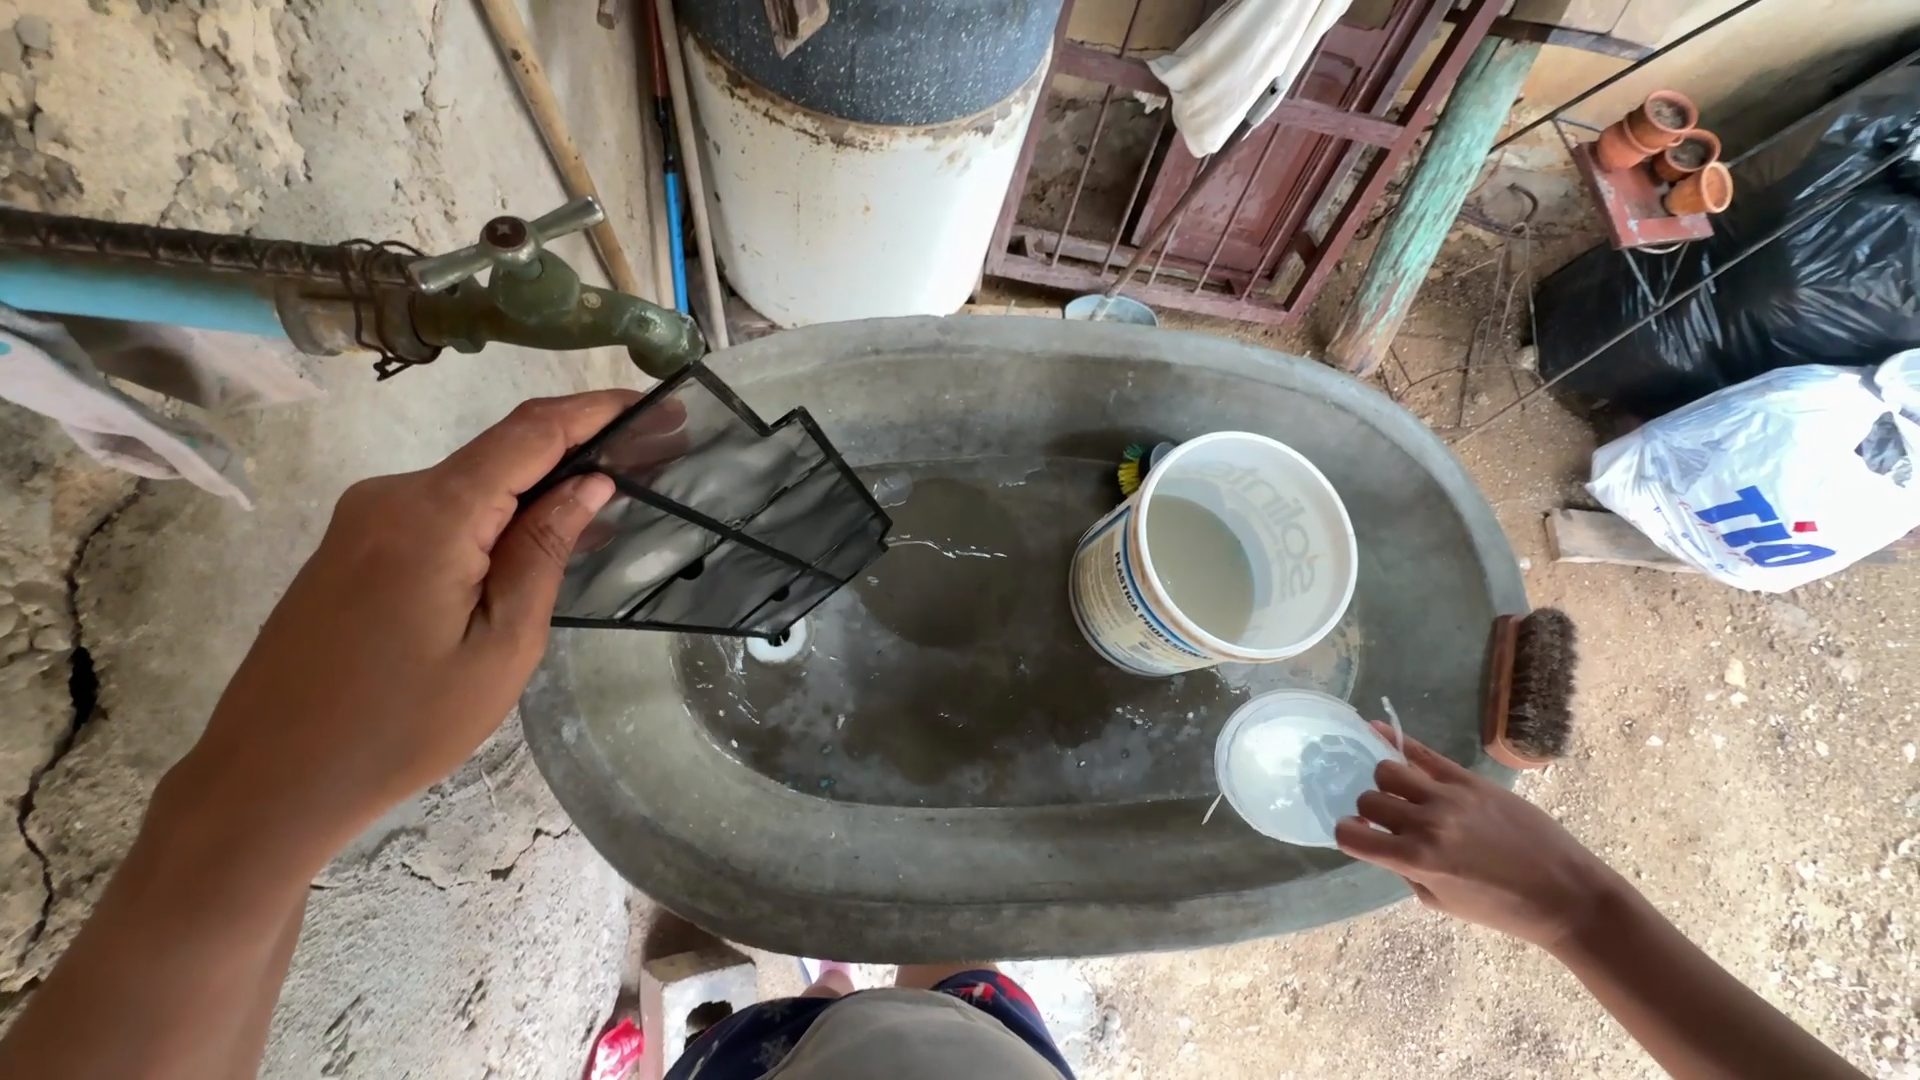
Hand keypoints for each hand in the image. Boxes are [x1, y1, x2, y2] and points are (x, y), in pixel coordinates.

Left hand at [175, 390, 637, 855]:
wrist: (269, 781)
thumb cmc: (405, 723)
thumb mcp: (502, 644)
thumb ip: (544, 552)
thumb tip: (590, 484)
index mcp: (432, 514)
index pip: (529, 433)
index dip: (595, 410)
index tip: (655, 405)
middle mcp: (393, 496)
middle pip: (502, 451)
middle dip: (580, 447)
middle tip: (652, 458)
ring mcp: (366, 519)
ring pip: (475, 482)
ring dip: (542, 485)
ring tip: (611, 502)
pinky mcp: (356, 546)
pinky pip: (446, 510)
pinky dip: (501, 512)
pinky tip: (541, 538)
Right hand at [1335, 724, 1625, 950]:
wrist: (1568, 896)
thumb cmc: (1504, 910)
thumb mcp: (1441, 902)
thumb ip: (1406, 867)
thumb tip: (1387, 840)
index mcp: (1417, 860)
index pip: (1350, 833)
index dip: (1349, 835)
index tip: (1360, 837)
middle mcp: (1426, 823)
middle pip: (1368, 798)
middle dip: (1370, 811)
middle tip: (1390, 821)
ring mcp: (1449, 797)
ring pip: (1387, 769)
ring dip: (1386, 783)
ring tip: (1403, 795)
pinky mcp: (1469, 780)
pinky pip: (1422, 752)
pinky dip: (1392, 739)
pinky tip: (1372, 728)